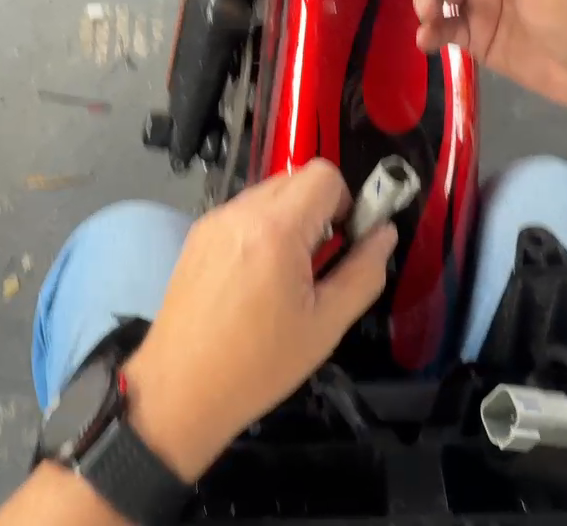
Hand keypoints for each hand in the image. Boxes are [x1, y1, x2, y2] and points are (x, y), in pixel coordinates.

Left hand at [120, 161, 396, 480]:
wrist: (181, 391)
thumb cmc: (259, 364)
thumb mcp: (326, 324)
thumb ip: (364, 272)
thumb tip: (385, 233)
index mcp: (276, 229)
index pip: (324, 175)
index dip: (345, 202)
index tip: (344, 241)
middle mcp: (241, 212)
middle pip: (297, 178)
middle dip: (319, 210)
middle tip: (318, 263)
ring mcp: (214, 220)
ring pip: (269, 193)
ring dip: (290, 219)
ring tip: (285, 276)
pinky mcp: (198, 234)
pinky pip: (243, 212)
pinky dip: (261, 229)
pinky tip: (256, 279)